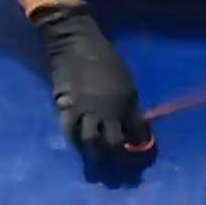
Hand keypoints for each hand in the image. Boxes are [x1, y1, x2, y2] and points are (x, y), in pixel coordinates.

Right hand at [29, 1, 150, 154]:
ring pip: (91, 141)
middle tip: (116, 161)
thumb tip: (132, 123)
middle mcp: (107, 111)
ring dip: (94, 153)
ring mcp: (85, 111)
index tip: (139, 147)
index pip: (137, 131)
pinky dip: (73, 139)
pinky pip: (69, 129)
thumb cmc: (106, 58)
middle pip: (113, 142)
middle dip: (116, 153)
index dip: (139, 142)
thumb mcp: (126, 80)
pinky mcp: (66, 107)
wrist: (77, 42)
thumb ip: (129, 103)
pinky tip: (76, 143)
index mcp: (126, 103)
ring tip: (96, 160)